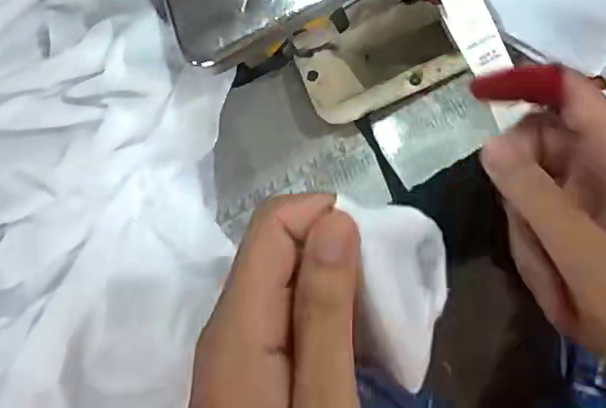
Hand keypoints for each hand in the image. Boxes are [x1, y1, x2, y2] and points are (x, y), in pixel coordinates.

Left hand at [192, 194, 361, 407]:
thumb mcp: (322, 401)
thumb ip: (325, 311)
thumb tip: (335, 218)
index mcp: (235, 323)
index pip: (273, 220)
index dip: (325, 216)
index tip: (374, 254)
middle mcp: (226, 325)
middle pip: (277, 247)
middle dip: (332, 251)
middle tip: (380, 296)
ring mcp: (231, 352)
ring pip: (282, 280)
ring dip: (330, 286)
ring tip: (372, 323)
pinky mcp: (244, 375)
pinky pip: (282, 316)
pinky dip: (319, 316)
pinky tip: (347, 349)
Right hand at [477, 67, 605, 407]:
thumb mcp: (594, 264)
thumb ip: (537, 200)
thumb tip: (490, 144)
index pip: (569, 92)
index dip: (525, 81)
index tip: (478, 95)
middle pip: (538, 147)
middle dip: (523, 197)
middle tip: (533, 242)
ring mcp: (598, 208)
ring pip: (534, 195)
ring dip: (535, 244)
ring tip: (564, 294)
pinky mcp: (592, 242)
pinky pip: (544, 232)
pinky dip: (545, 266)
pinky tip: (570, 306)